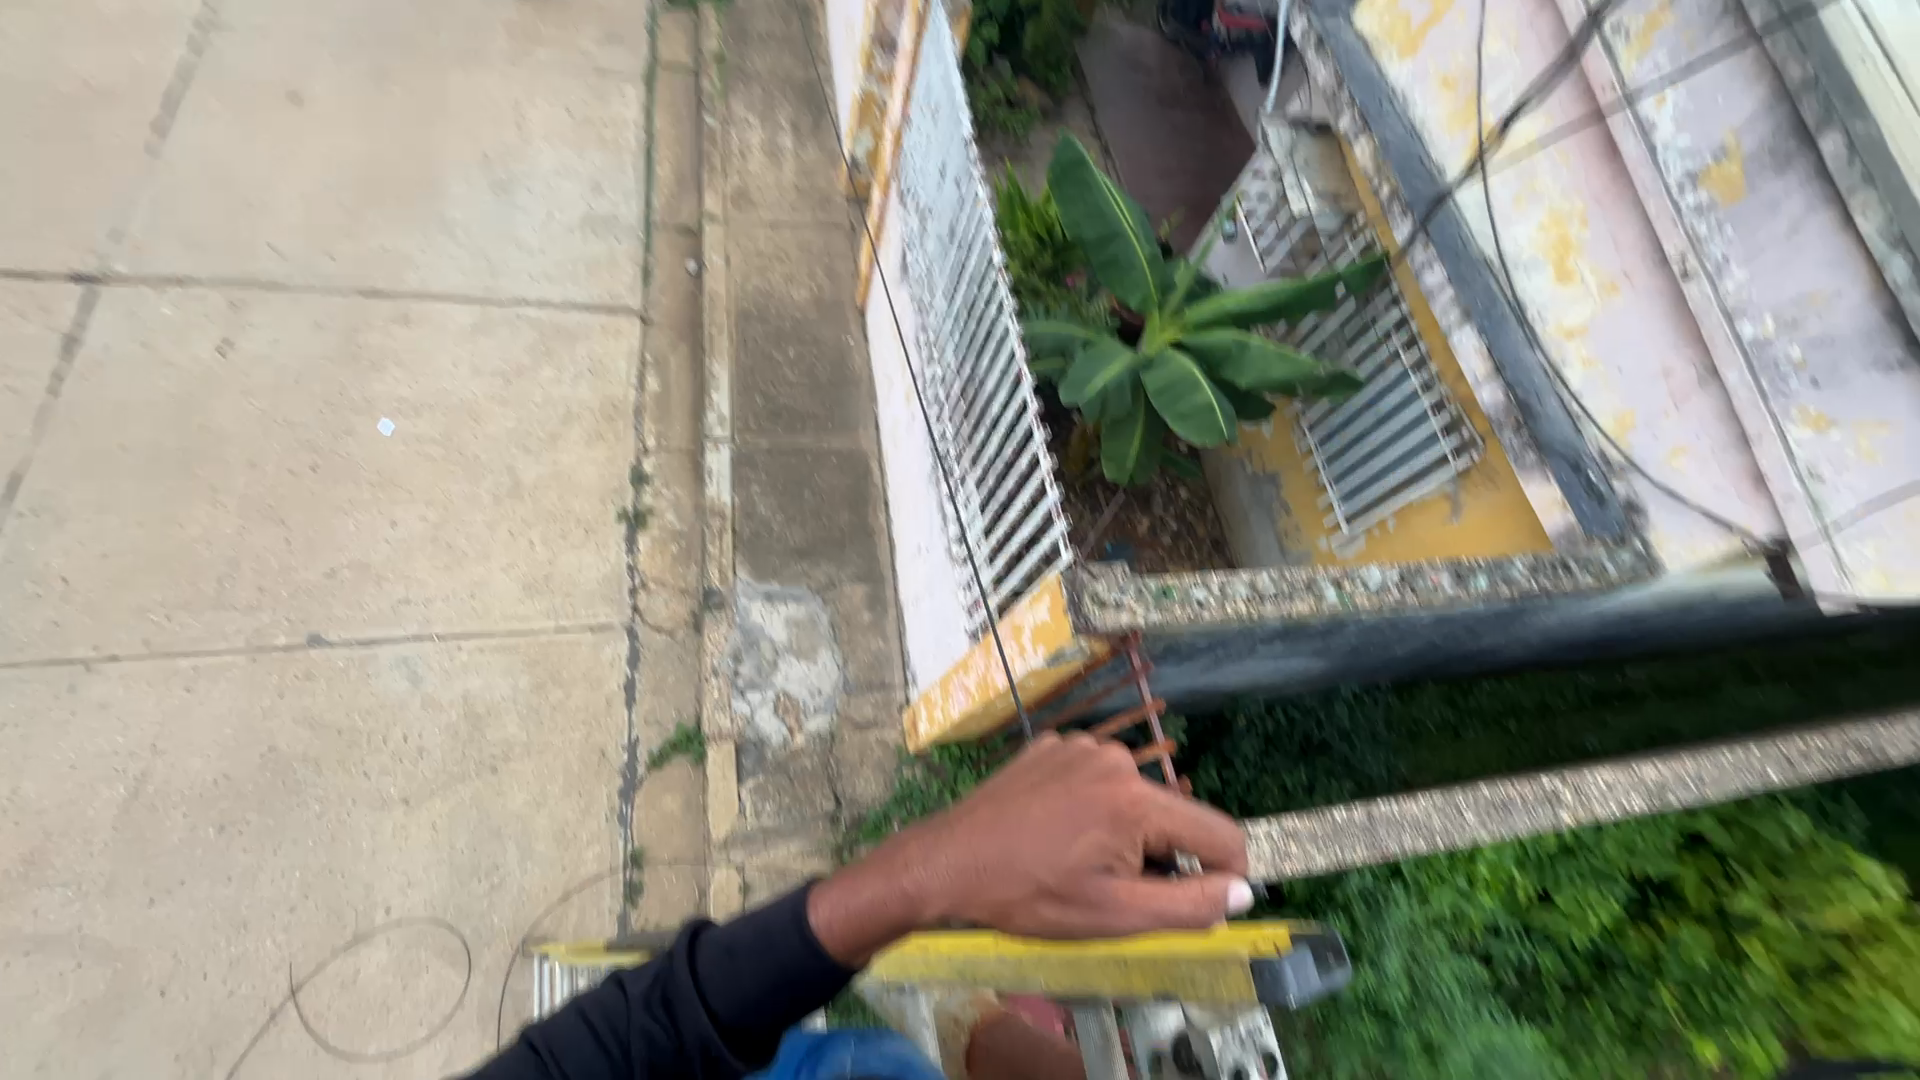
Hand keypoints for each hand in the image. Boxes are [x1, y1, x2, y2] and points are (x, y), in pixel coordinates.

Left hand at [809, 733, 1252, 965]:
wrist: (948, 860)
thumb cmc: (1029, 895)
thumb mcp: (1114, 916)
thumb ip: (1190, 906)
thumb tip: (1241, 892)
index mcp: (1136, 800)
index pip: (1221, 835)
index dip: (1224, 876)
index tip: (1198, 902)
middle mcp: (1114, 758)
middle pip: (1173, 814)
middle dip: (1163, 855)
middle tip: (1116, 888)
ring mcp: (1078, 745)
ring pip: (1133, 796)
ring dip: (1125, 831)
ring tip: (1079, 860)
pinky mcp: (1051, 745)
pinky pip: (1095, 777)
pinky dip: (1091, 806)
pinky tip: (1055, 830)